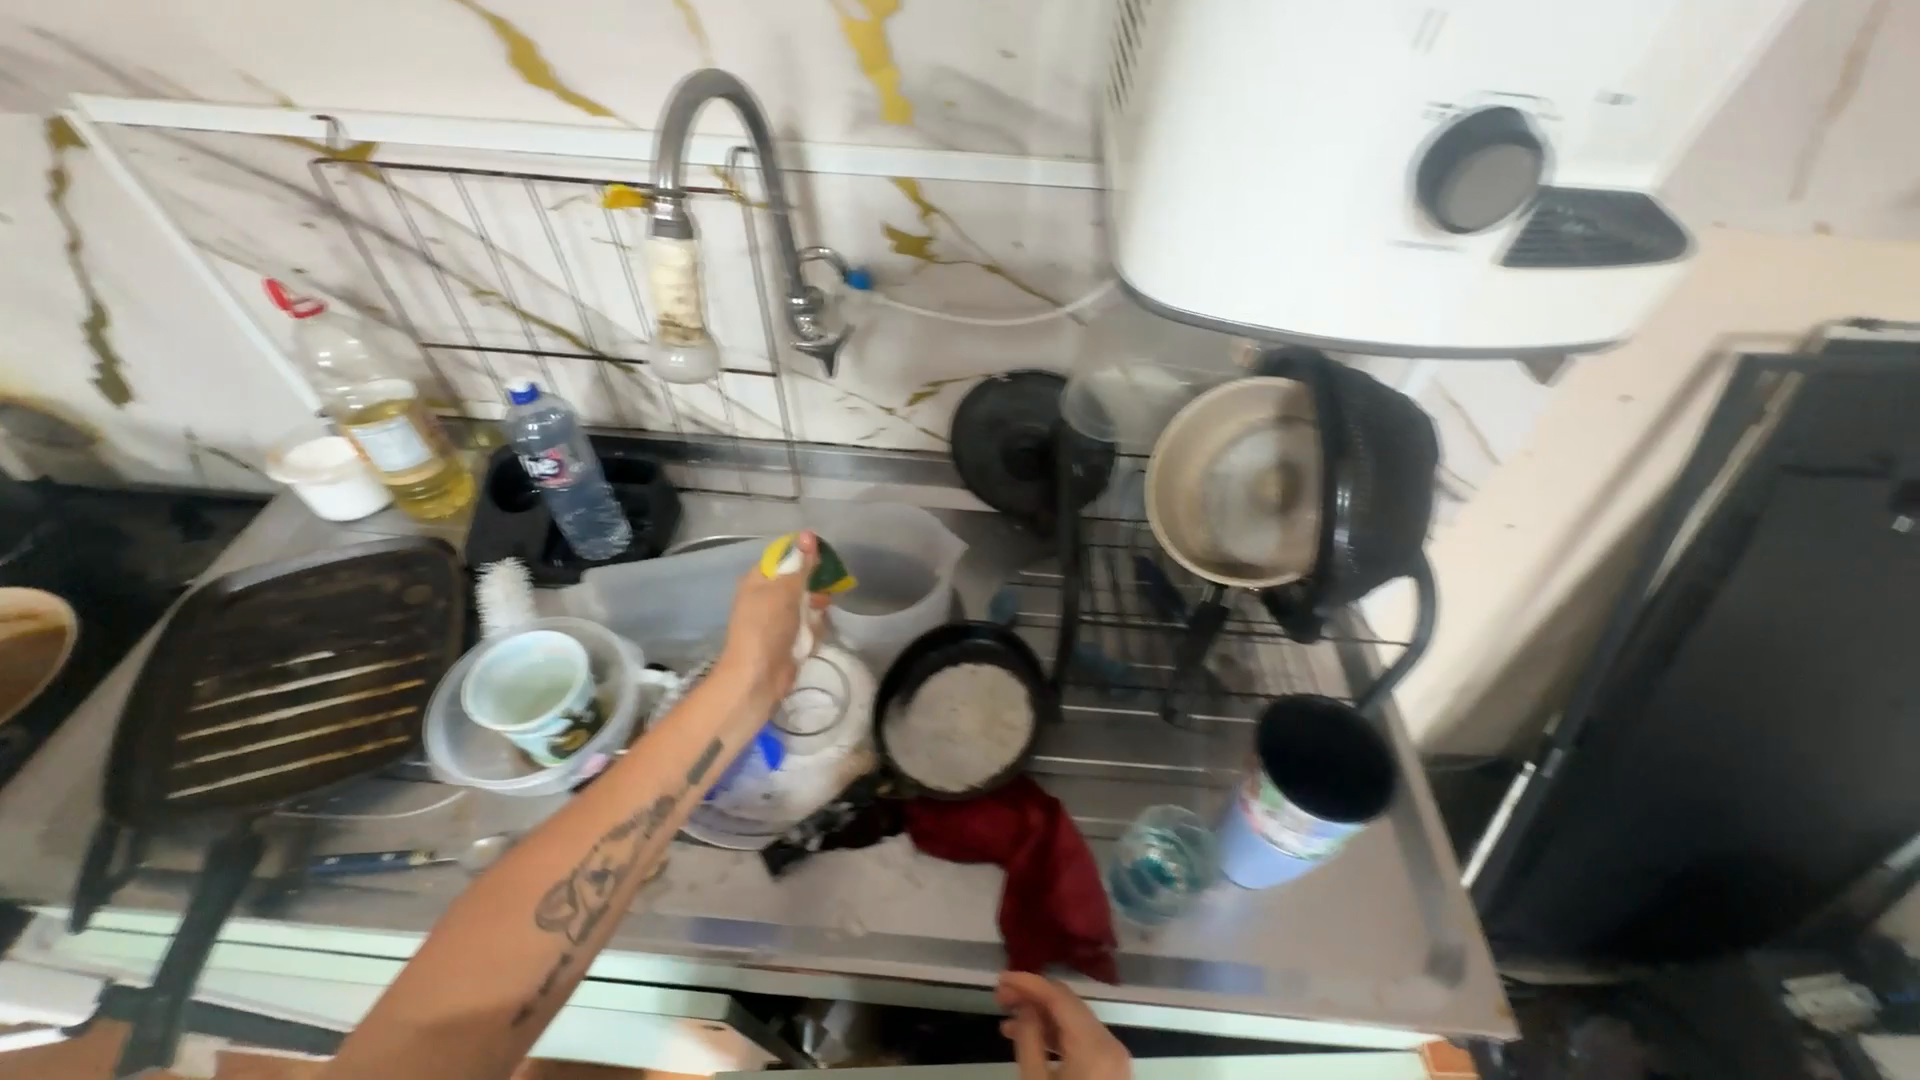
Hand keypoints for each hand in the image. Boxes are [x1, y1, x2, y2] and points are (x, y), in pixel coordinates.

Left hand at [716, 531, 830, 707]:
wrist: (757, 676)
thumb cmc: (767, 627)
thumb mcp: (786, 590)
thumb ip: (801, 564)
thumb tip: (808, 533)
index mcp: (758, 580)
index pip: (784, 558)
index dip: (804, 556)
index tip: (824, 561)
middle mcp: (766, 597)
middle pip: (799, 582)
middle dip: (813, 590)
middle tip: (821, 596)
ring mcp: (777, 620)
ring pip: (808, 605)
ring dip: (814, 613)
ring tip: (812, 623)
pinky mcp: (788, 639)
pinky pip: (808, 627)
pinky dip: (811, 632)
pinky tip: (809, 640)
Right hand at [997, 971, 1131, 1079]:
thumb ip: (1029, 1039)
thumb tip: (1026, 1006)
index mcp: (1095, 1046)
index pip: (1059, 997)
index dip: (1028, 983)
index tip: (1000, 979)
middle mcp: (1111, 1044)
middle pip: (1069, 1005)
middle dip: (1033, 997)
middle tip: (999, 998)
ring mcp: (1115, 1060)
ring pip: (1075, 1022)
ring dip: (1042, 1016)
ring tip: (1006, 1021)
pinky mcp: (1112, 1073)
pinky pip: (1082, 1041)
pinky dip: (1056, 1036)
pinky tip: (1028, 1040)